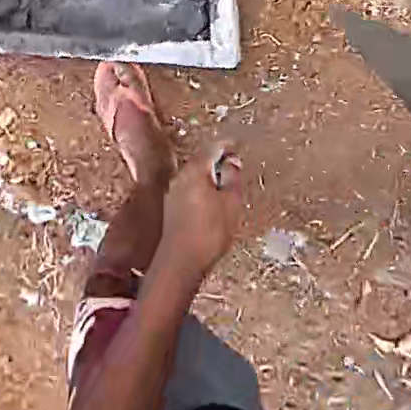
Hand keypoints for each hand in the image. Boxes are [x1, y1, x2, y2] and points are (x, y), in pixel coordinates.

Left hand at [154, 141, 245, 280]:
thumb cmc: (209, 231)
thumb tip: (232, 162)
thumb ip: (232, 177)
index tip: (238, 149)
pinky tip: (212, 207)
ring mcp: (173, 193)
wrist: (180, 262)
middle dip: (219, 164)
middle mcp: (180, 177)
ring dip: (210, 180)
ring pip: (195, 178)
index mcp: (194, 170)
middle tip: (236, 170)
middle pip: (202, 162)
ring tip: (227, 191)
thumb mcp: (230, 202)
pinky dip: (203, 193)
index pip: (212, 148)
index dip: (228, 146)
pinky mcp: (172, 209)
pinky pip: (190, 191)